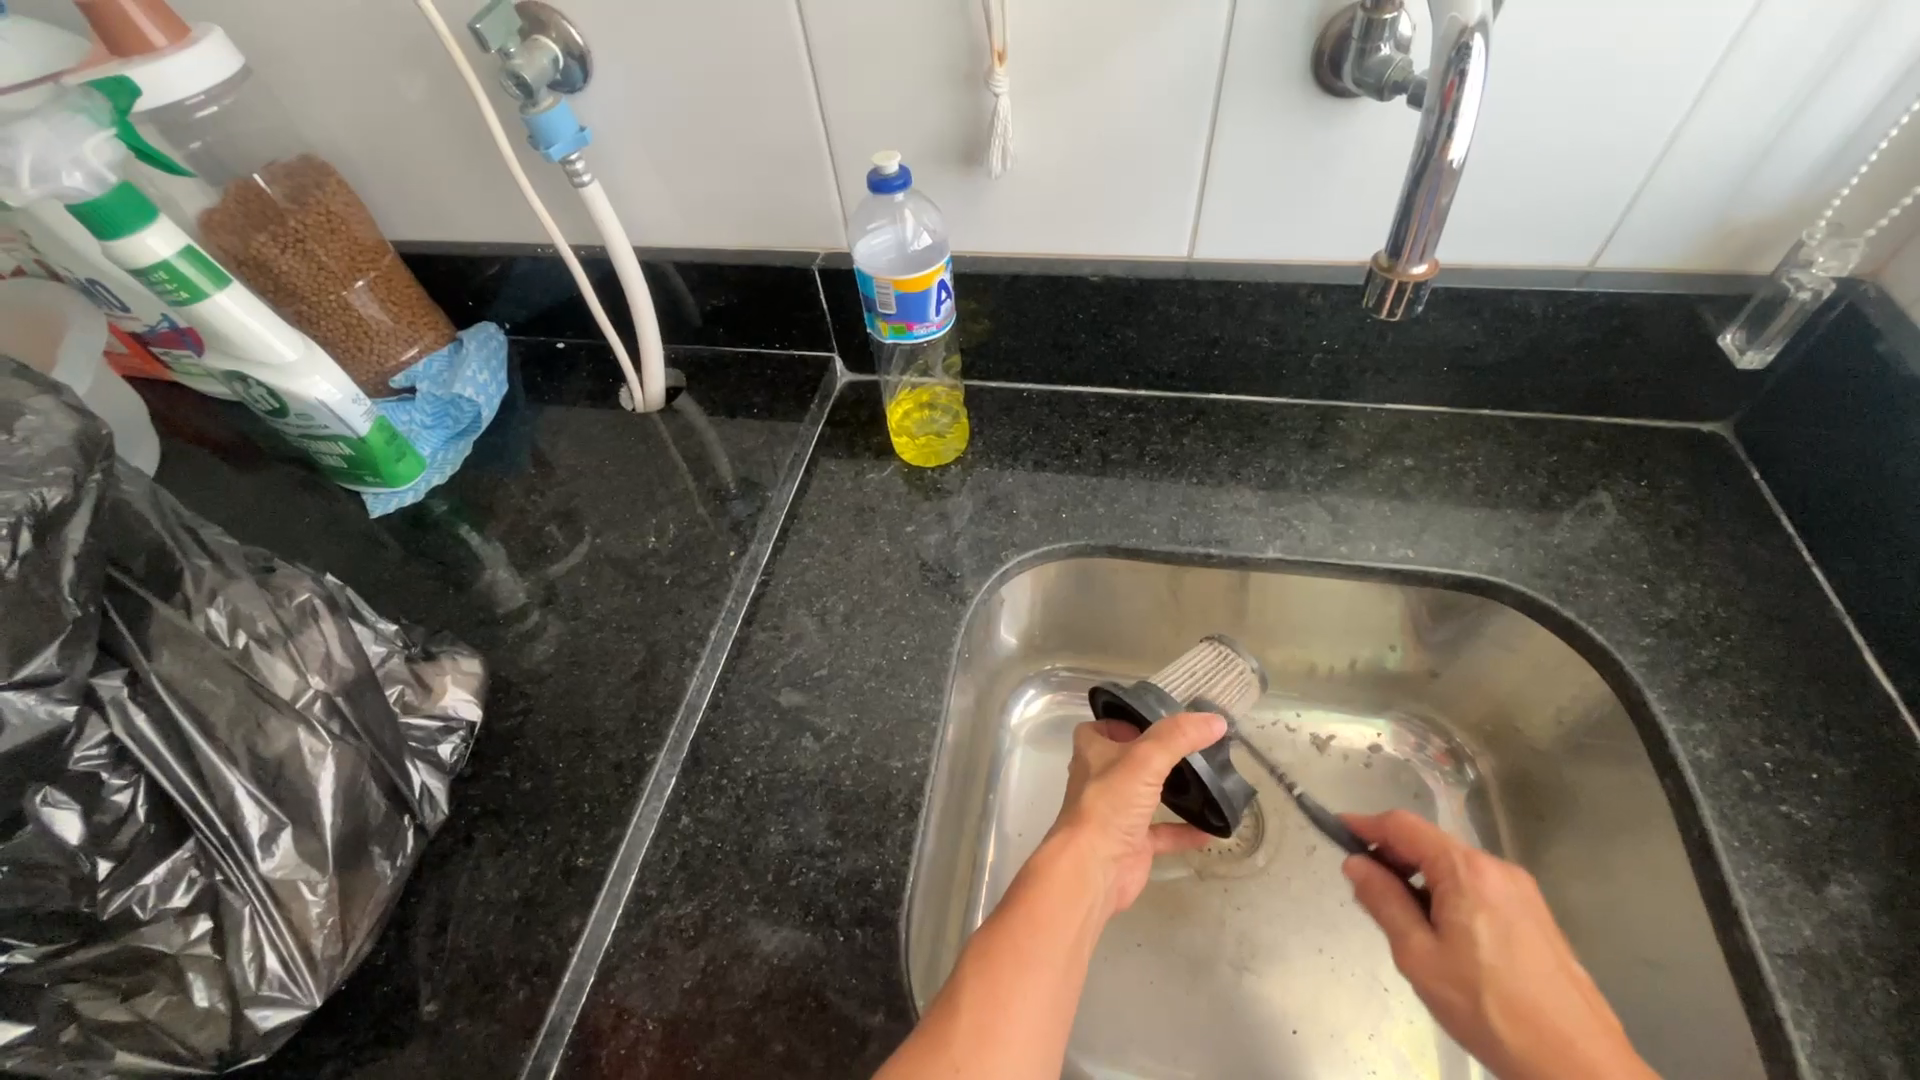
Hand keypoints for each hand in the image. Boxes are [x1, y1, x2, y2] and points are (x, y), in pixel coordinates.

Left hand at [1045, 712, 1225, 916]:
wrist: (1093, 868)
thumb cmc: (1109, 803)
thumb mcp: (1144, 759)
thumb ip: (1178, 737)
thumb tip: (1215, 721)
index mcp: (1092, 752)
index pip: (1101, 728)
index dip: (1123, 722)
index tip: (1156, 721)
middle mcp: (1101, 780)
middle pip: (1127, 760)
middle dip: (1154, 755)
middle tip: (1192, 747)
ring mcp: (1116, 813)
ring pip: (1147, 795)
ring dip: (1172, 790)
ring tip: (1206, 779)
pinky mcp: (1132, 843)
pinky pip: (1164, 832)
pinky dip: (1187, 830)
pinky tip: (1213, 827)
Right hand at [1342, 810, 1658, 1079]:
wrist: (1576, 1065)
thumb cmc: (1488, 1009)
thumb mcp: (1418, 957)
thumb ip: (1383, 902)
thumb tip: (1356, 864)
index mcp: (1466, 871)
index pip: (1403, 825)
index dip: (1365, 825)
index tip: (1336, 832)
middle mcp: (1498, 869)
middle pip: (1430, 843)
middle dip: (1393, 858)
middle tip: (1367, 892)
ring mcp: (1522, 892)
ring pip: (1454, 867)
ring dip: (1420, 879)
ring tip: (1405, 923)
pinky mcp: (1536, 916)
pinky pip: (1478, 888)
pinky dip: (1449, 895)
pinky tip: (1444, 937)